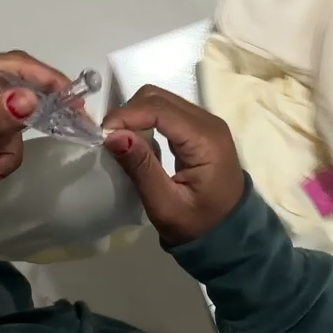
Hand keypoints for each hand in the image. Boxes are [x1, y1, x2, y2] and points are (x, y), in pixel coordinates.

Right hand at [102, 86, 245, 245]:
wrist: (230, 234)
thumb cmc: (198, 224)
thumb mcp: (165, 205)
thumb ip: (141, 168)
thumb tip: (113, 136)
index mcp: (205, 139)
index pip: (159, 110)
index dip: (127, 115)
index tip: (102, 135)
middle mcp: (208, 122)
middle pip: (159, 98)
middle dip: (129, 112)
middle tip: (109, 140)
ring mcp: (205, 122)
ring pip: (161, 100)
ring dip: (135, 114)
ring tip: (120, 141)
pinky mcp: (198, 128)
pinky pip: (167, 111)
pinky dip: (145, 120)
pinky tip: (137, 142)